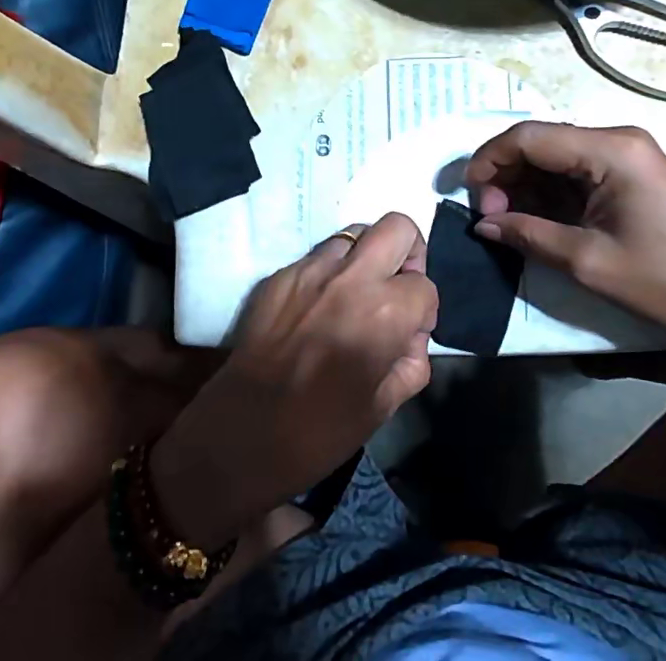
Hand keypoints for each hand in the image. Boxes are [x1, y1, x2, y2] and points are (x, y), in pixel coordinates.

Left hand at [150, 213, 437, 547]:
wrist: (240, 438)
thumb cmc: (321, 431)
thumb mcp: (386, 404)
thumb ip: (413, 360)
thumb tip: (411, 334)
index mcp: (385, 313)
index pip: (425, 285)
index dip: (424, 311)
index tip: (410, 333)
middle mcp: (350, 279)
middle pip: (397, 227)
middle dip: (407, 253)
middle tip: (395, 287)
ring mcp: (310, 271)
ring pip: (354, 234)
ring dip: (365, 259)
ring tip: (354, 296)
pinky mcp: (278, 276)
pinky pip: (318, 257)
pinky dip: (329, 274)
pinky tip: (319, 310)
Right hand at [466, 122, 665, 359]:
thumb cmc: (665, 280)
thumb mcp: (588, 261)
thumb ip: (528, 235)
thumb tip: (483, 223)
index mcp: (611, 149)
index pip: (530, 136)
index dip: (489, 161)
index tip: (468, 198)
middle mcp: (619, 140)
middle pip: (543, 143)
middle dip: (507, 176)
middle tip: (488, 219)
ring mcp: (630, 157)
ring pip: (559, 159)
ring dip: (527, 187)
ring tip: (507, 224)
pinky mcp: (634, 177)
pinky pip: (580, 175)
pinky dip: (552, 195)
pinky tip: (536, 222)